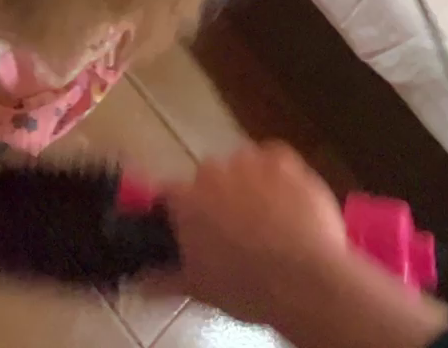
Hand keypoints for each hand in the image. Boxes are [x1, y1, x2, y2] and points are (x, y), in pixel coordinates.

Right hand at [162, 143, 447, 347]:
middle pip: (208, 177)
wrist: (304, 281)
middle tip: (234, 229)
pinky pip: (274, 158)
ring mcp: (249, 160)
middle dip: (218, 197)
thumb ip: (166, 278)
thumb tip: (143, 282)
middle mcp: (212, 171)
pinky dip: (278, 173)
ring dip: (248, 182)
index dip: (179, 210)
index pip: (169, 195)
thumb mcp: (200, 288)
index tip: (190, 227)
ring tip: (266, 216)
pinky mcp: (283, 158)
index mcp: (186, 200)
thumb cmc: (246, 288)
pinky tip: (287, 198)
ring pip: (242, 165)